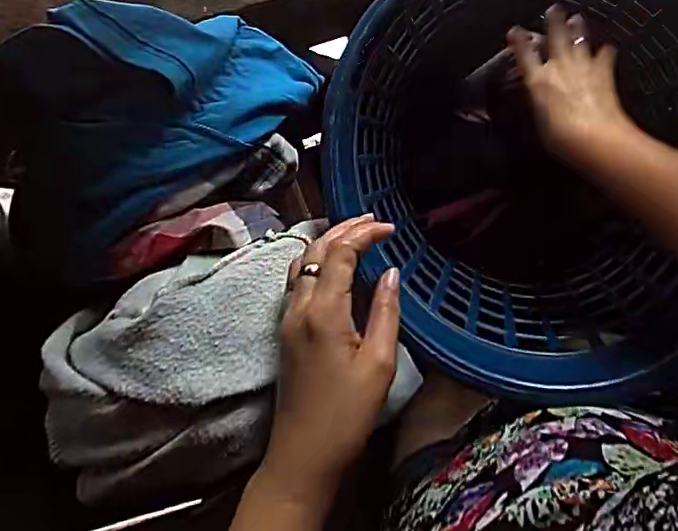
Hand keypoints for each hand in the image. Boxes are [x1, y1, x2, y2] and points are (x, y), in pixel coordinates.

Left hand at [258, 215, 401, 507]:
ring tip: (355, 234)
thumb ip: (385, 312)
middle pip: (317, 249)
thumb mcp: (379, 365)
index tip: (389, 228)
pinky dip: (317, 259)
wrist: (302, 457)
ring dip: (328, 241)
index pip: (340, 252)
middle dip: (345, 228)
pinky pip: (298, 278)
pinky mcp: (285, 329)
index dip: (365, 233)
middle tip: (374, 220)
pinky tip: (333, 265)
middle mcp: (299, 306)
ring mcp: (287, 317)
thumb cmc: (345, 415)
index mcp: (323, 312)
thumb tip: (392, 273)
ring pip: (302, 261)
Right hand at [508, 4, 635, 164]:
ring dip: (578, 30)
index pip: (524, 55)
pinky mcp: (604, 75)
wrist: (596, 137)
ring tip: (577, 18)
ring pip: (579, 42)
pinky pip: (605, 58)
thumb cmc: (562, 137)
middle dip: (553, 22)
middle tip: (553, 9)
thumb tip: (538, 104)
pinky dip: (606, 52)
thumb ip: (537, 107)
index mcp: (538, 80)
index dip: (518, 41)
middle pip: (555, 38)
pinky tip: (610, 47)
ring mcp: (583, 68)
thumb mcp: (539, 124)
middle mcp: (559, 68)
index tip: (514, 30)